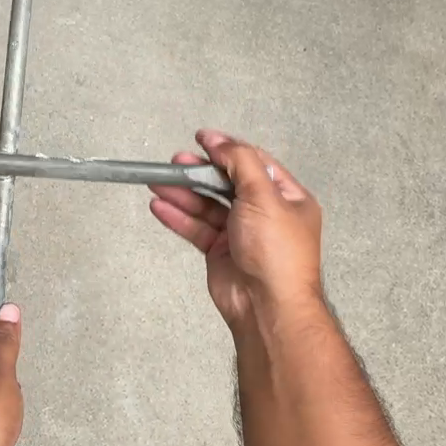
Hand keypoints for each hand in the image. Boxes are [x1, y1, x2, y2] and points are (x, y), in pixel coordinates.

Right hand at [150, 129, 323, 334]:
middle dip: (200, 172)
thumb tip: (221, 142)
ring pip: (207, 206)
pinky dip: (178, 217)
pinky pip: (196, 228)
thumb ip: (240, 163)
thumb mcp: (263, 196)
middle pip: (226, 183)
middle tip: (176, 162)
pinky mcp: (220, 251)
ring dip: (183, 193)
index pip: (254, 164)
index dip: (227, 149)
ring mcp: (241, 233)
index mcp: (286, 198)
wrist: (266, 305)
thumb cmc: (276, 253)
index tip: (202, 139)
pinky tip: (160, 206)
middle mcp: (264, 213)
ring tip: (158, 182)